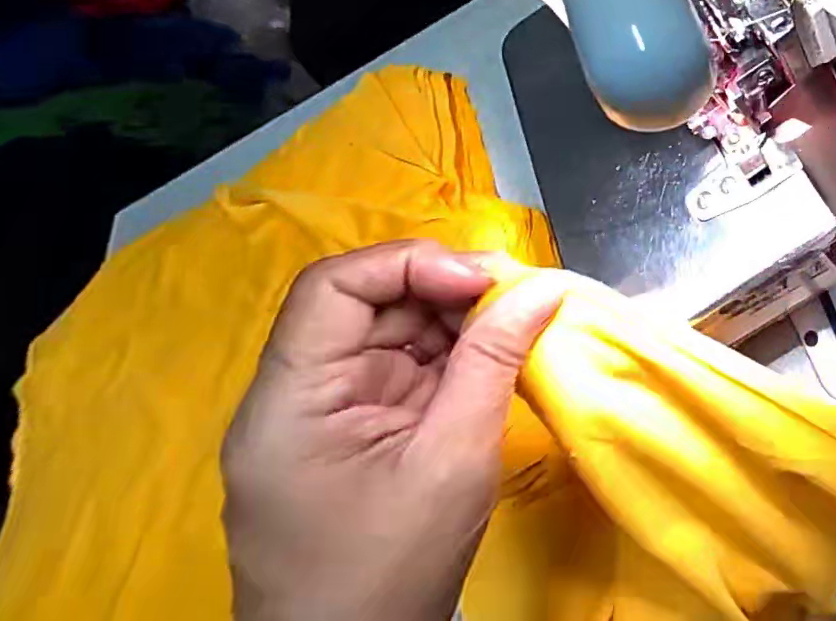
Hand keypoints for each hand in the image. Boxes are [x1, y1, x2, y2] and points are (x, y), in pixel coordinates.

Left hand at [220, 240, 564, 620]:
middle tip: (516, 296)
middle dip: (447, 290)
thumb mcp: (454, 457)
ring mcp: (331, 409)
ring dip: (458, 319)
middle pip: (371, 302)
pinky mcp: (362, 424)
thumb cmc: (392, 570)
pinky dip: (456, 351)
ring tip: (515, 324)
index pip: (335, 287)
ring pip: (396, 327)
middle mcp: (300, 393)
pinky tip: (495, 355)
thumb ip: (495, 359)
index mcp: (291, 401)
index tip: (482, 281)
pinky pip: (410, 362)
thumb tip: (544, 286)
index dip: (411, 266)